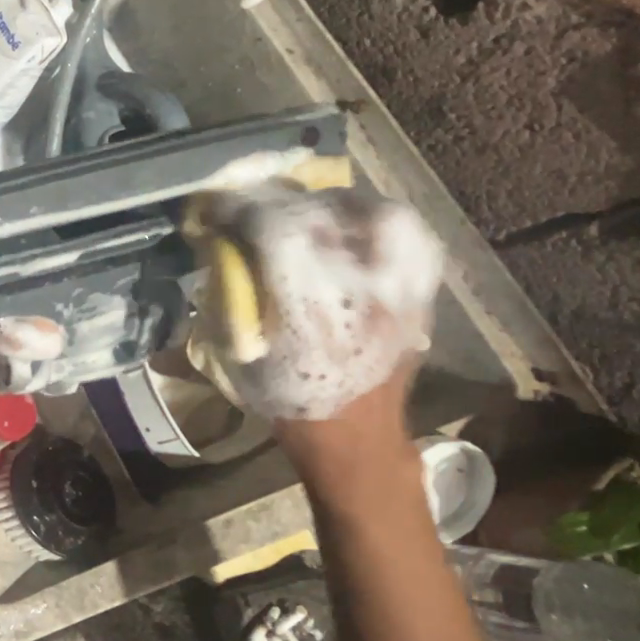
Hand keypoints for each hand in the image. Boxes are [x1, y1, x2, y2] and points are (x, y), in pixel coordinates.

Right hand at [188, 184, 444, 423]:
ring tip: (316, 210)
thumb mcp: (238, 352)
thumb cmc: (285, 399)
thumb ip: (230, 296)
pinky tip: (356, 232)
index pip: (274, 227)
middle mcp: (358, 288)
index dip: (240, 207)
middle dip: (288, 201)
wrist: (353, 440)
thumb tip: (219, 251)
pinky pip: (410, 242)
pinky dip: (380, 227)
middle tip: (265, 206)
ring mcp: (399, 290)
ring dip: (341, 205)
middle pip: (328, 212)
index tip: (219, 206)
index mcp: (305, 302)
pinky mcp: (421, 298)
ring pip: (381, 218)